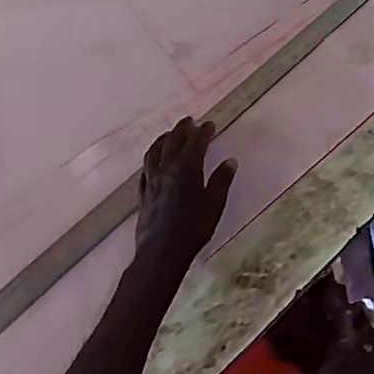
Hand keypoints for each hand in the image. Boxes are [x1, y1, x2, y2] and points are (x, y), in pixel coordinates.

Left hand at [135, 117, 235, 269]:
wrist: (161, 253)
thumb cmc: (193, 228)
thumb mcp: (214, 204)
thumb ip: (221, 181)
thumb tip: (230, 162)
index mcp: (187, 168)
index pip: (196, 142)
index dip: (204, 131)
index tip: (210, 125)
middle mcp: (167, 168)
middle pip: (173, 141)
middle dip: (182, 128)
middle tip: (190, 121)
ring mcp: (152, 180)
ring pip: (154, 152)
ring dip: (163, 139)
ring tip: (169, 134)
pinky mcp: (143, 194)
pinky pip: (145, 169)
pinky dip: (151, 159)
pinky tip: (153, 161)